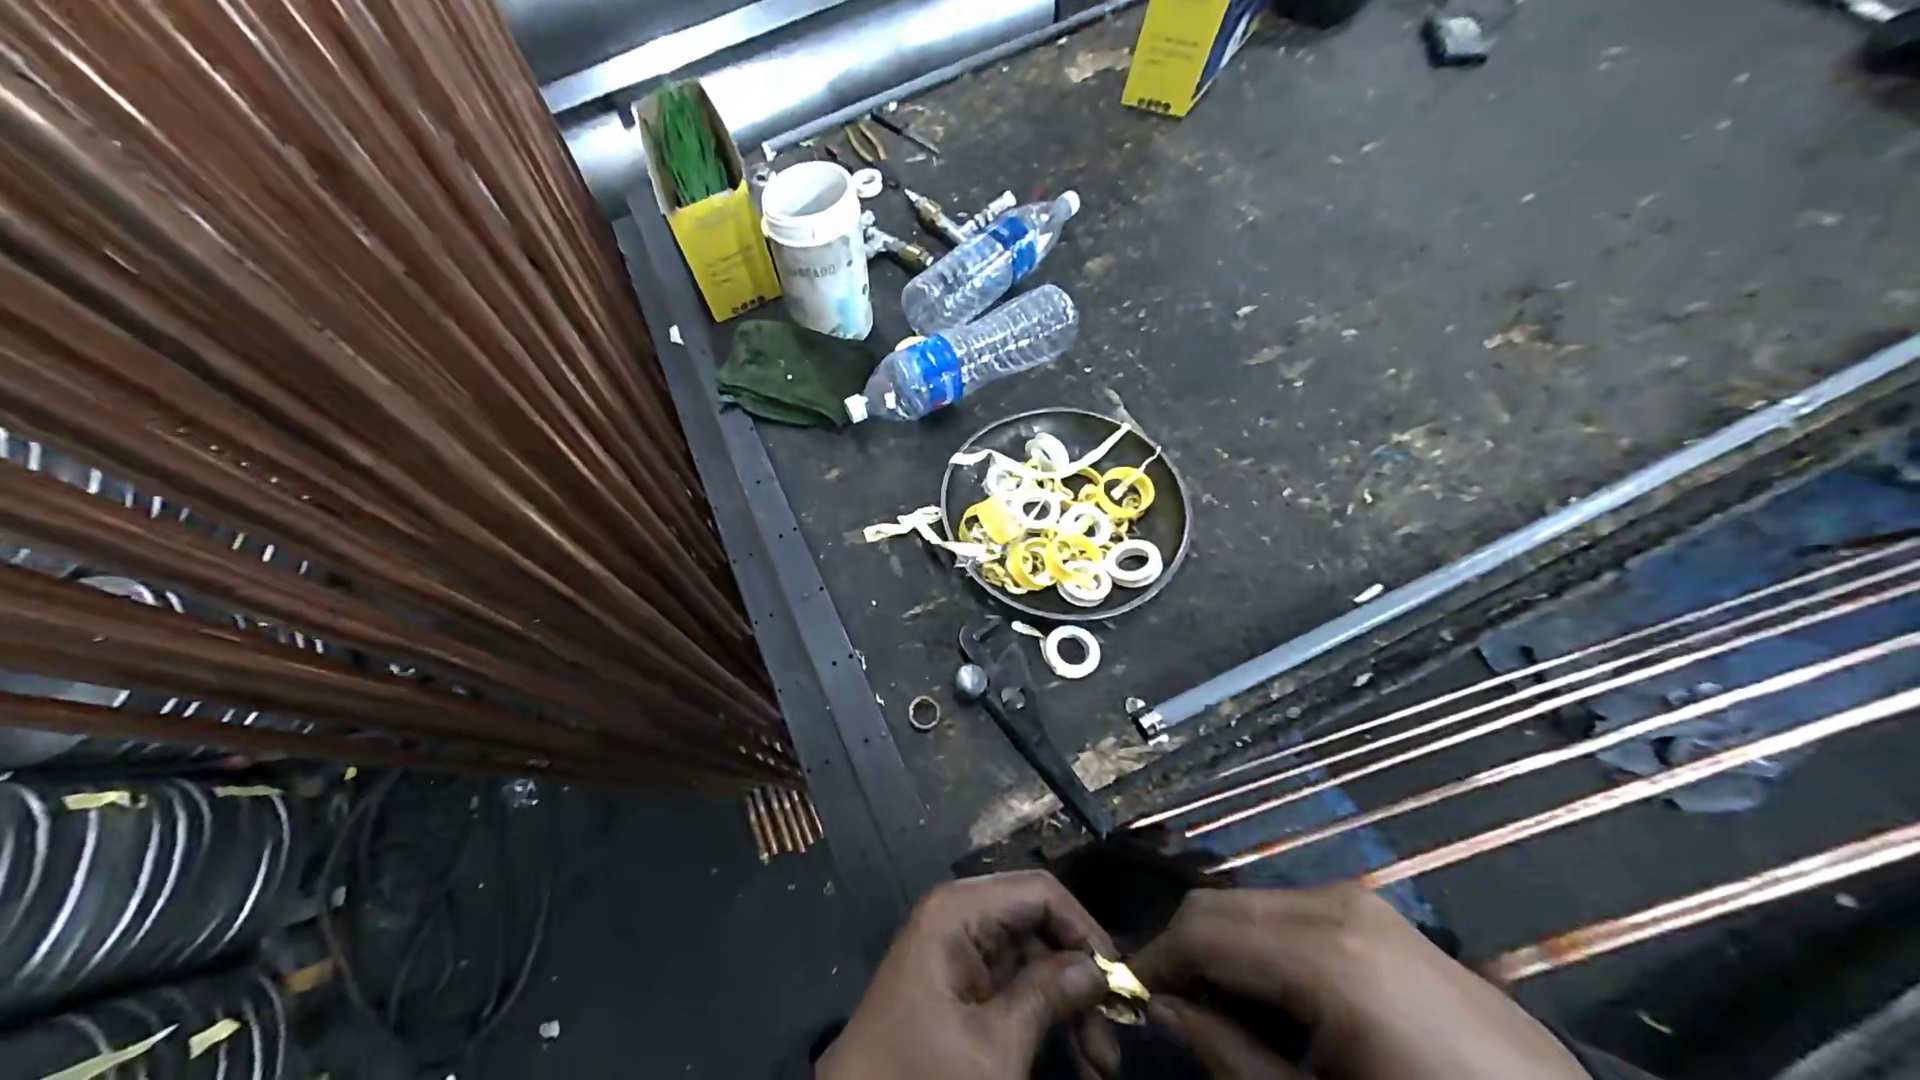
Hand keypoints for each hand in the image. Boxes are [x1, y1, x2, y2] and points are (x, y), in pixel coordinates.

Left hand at [818, 870, 1116, 1079]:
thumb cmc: (922, 1076)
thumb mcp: (994, 1047)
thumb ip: (1048, 997)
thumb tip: (1099, 969)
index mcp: (959, 911)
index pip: (1040, 893)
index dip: (1084, 931)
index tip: (1119, 985)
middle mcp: (960, 916)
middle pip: (1039, 925)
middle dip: (1078, 979)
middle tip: (1112, 1045)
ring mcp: (958, 948)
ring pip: (1032, 958)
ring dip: (1068, 1005)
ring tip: (1099, 1064)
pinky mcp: (959, 980)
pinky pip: (1014, 983)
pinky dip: (1043, 1014)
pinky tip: (1072, 1057)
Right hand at [1129, 886, 1589, 1079]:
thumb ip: (1230, 1055)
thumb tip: (1162, 1009)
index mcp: (1325, 953)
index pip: (1202, 930)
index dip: (1154, 959)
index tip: (1126, 995)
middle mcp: (1334, 903)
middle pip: (1219, 904)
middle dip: (1181, 950)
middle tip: (1169, 1009)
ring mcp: (1359, 900)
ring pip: (1249, 902)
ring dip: (1219, 946)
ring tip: (1221, 1009)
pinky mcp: (1374, 911)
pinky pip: (1288, 911)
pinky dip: (1259, 943)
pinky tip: (1273, 996)